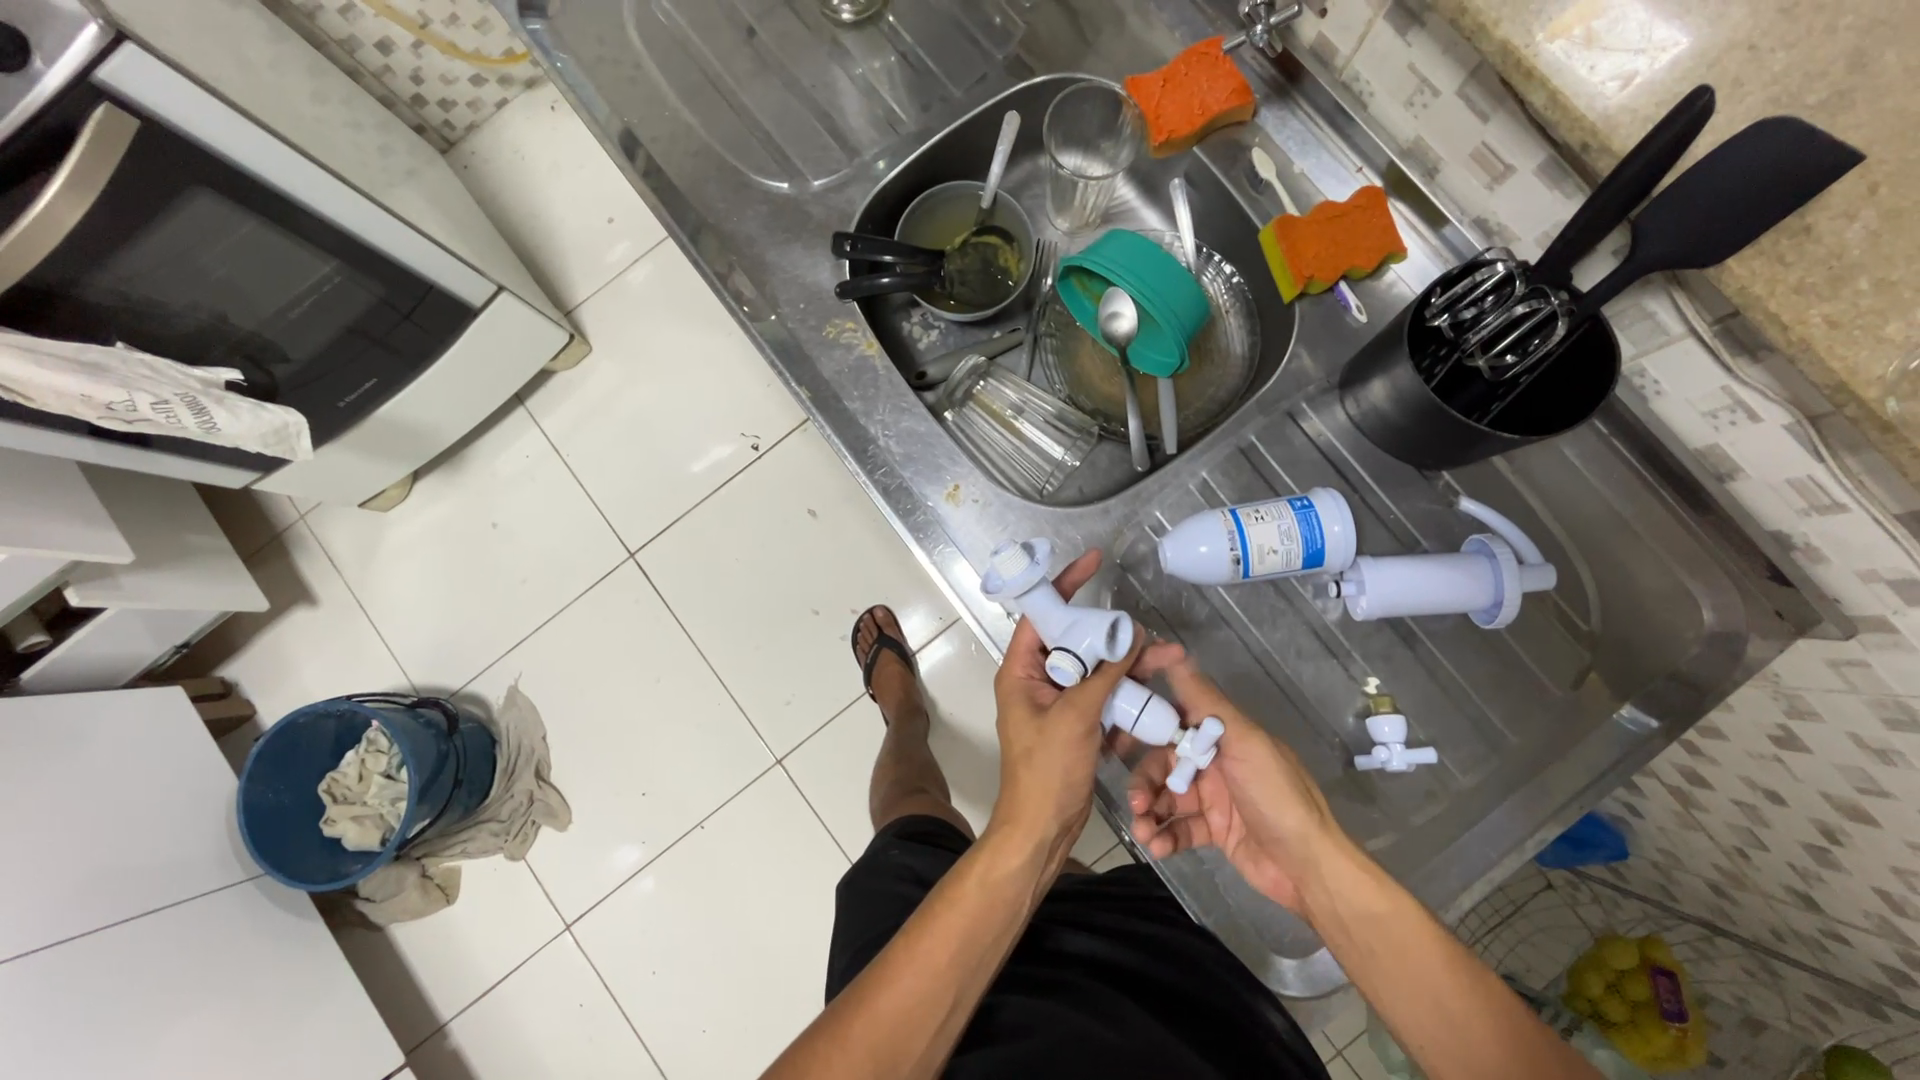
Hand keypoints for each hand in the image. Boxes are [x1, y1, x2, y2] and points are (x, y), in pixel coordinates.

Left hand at [989, 550, 1143, 870]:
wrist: (1042, 831)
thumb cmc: (1046, 772)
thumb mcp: (1076, 717)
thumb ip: (1105, 674)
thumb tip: (1132, 635)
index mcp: (1022, 672)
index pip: (1043, 616)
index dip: (1066, 586)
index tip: (1095, 562)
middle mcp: (1038, 682)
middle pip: (1080, 645)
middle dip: (1119, 641)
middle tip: (1157, 638)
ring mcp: (1060, 706)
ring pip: (1098, 674)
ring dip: (1132, 671)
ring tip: (1172, 663)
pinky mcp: (1078, 727)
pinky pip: (1105, 701)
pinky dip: (1128, 700)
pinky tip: (1156, 704)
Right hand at [1125, 648, 1344, 913]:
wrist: (1309, 866)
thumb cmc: (1277, 797)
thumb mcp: (1244, 743)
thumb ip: (1207, 702)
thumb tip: (1176, 652)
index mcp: (1225, 737)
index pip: (1175, 720)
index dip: (1145, 725)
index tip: (1117, 733)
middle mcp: (1217, 763)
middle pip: (1164, 764)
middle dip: (1144, 782)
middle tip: (1136, 803)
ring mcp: (1215, 799)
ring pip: (1166, 798)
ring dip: (1149, 812)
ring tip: (1144, 832)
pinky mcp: (1214, 832)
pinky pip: (1178, 828)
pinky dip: (1164, 836)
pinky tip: (1158, 847)